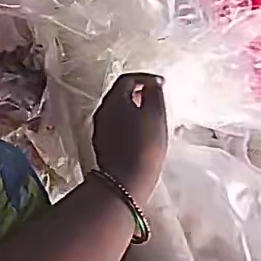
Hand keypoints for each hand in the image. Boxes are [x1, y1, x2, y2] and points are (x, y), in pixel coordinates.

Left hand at [92, 72, 167, 198]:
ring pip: (117, 111)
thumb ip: (154, 92)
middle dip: (138, 93)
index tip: (160, 84)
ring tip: (151, 117)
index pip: (127, 79)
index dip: (146, 78)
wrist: (126, 182)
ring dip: (133, 109)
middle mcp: (102, 112)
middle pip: (120, 94)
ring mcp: (100, 129)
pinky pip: (116, 126)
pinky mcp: (103, 145)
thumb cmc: (143, 147)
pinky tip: (141, 135)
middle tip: (156, 99)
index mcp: (113, 100)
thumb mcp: (155, 114)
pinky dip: (128, 123)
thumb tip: (152, 82)